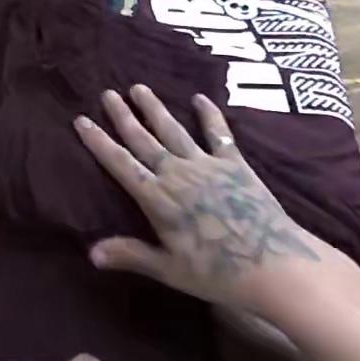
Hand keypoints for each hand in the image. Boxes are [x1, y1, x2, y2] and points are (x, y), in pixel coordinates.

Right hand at [73, 85, 359, 318]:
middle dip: (123, 116)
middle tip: (107, 93)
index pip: (120, 164)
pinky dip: (209, 115)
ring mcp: (207, 166)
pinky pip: (218, 135)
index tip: (82, 120)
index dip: (99, 142)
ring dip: (155, 109)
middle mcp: (178, 175)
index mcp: (158, 199)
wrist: (278, 266)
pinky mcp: (235, 165)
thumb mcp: (169, 270)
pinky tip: (200, 98)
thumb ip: (131, 255)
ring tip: (139, 87)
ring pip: (174, 130)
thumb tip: (90, 254)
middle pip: (144, 140)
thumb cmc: (219, 273)